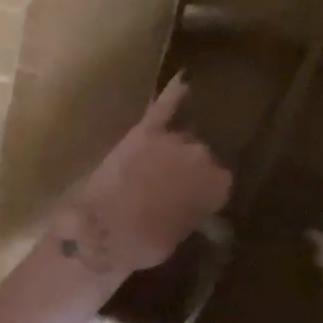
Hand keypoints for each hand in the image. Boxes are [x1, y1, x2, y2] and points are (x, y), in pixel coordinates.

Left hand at [60, 74, 231, 276]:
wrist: (102, 230)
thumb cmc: (143, 243)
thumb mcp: (179, 234)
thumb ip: (195, 214)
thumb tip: (201, 212)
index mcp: (217, 185)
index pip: (220, 180)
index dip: (206, 190)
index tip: (196, 198)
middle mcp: (201, 155)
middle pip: (202, 155)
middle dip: (190, 168)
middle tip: (175, 184)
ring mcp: (171, 140)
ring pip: (182, 136)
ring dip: (177, 145)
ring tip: (172, 154)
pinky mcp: (143, 132)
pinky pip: (163, 106)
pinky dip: (173, 93)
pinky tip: (184, 79)